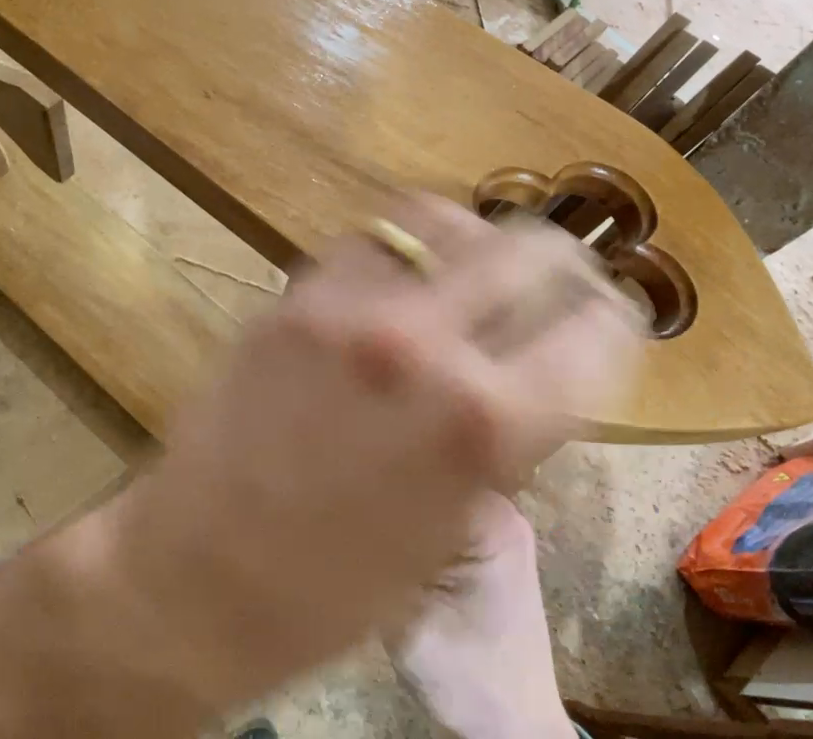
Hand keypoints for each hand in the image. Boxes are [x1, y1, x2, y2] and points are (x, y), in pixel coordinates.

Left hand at [0, 196, 639, 735]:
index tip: (607, 325)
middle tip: (554, 282)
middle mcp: (423, 342)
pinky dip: (397, 251)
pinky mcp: (288, 299)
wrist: (199, 574)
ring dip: (473, 242)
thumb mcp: (452, 530)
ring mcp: (346, 308)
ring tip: (472, 270)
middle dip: (559, 266)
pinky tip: (394, 283)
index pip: (595, 330)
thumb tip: (523, 377)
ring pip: (440, 221)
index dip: (613, 325)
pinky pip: (364, 243)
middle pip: (529, 248)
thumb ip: (500, 439)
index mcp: (485, 423)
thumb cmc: (335, 591)